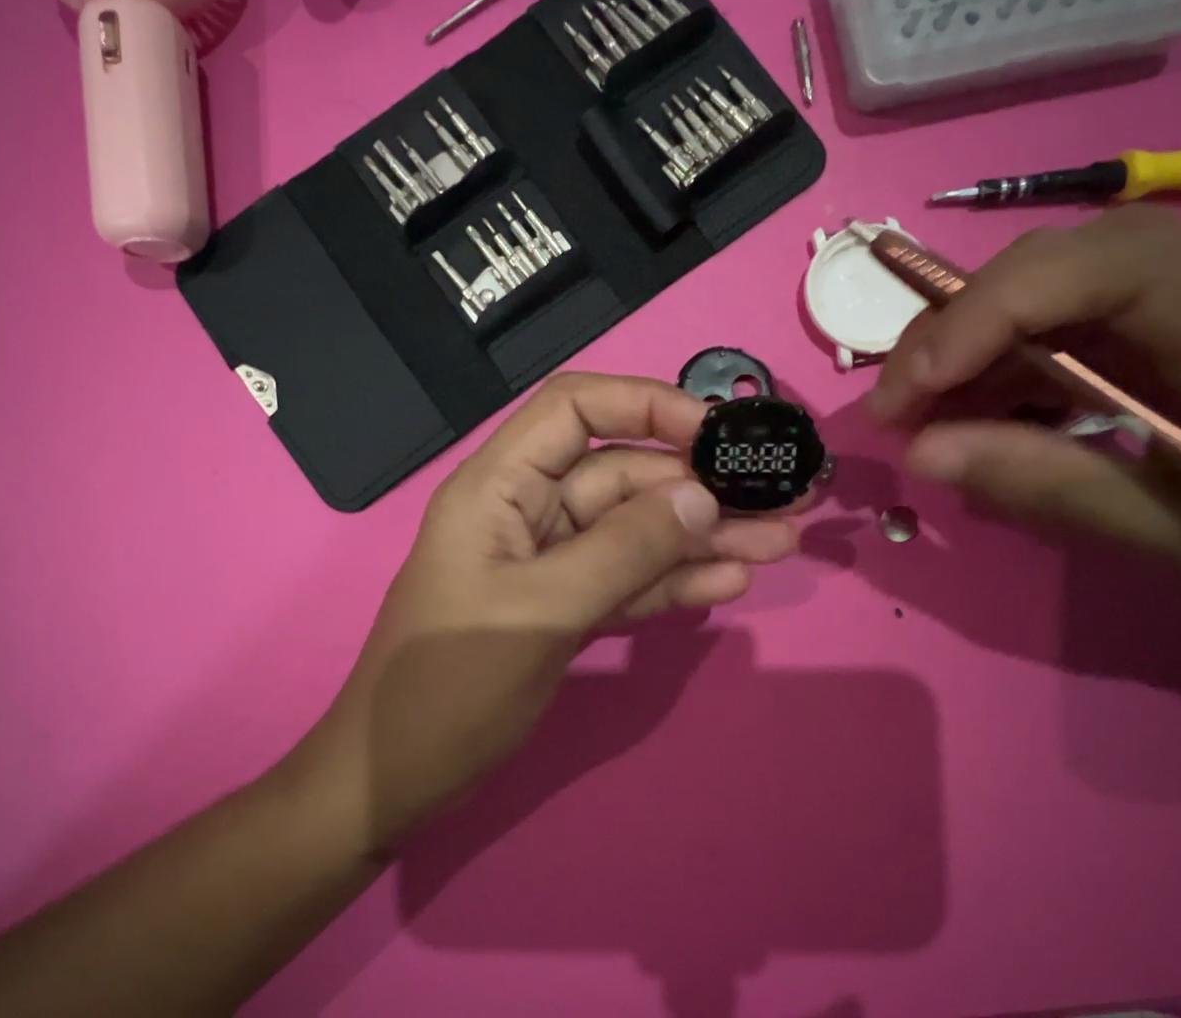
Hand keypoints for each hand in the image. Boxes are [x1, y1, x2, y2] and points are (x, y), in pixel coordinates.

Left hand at [316, 373, 799, 848]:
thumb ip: (624, 550)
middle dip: (697, 484)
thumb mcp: (541, 611)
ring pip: (634, 530)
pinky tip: (729, 582)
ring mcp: (548, 562)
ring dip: (701, 535)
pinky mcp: (563, 607)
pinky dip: (674, 580)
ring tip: (780, 542)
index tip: (714, 432)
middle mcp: (526, 510)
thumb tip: (701, 498)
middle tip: (781, 498)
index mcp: (498, 486)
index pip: (574, 410)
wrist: (399, 775)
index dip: (645, 406)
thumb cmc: (452, 683)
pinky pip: (627, 580)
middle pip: (621, 474)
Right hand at [867, 206, 1180, 658]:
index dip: (993, 310)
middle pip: (1061, 263)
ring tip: (913, 418)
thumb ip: (1058, 490)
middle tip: (894, 405)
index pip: (1104, 268)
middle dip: (961, 323)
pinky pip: (1058, 335)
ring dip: (967, 347)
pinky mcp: (1158, 348)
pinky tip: (968, 421)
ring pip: (1048, 292)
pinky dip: (996, 372)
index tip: (917, 390)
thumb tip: (921, 455)